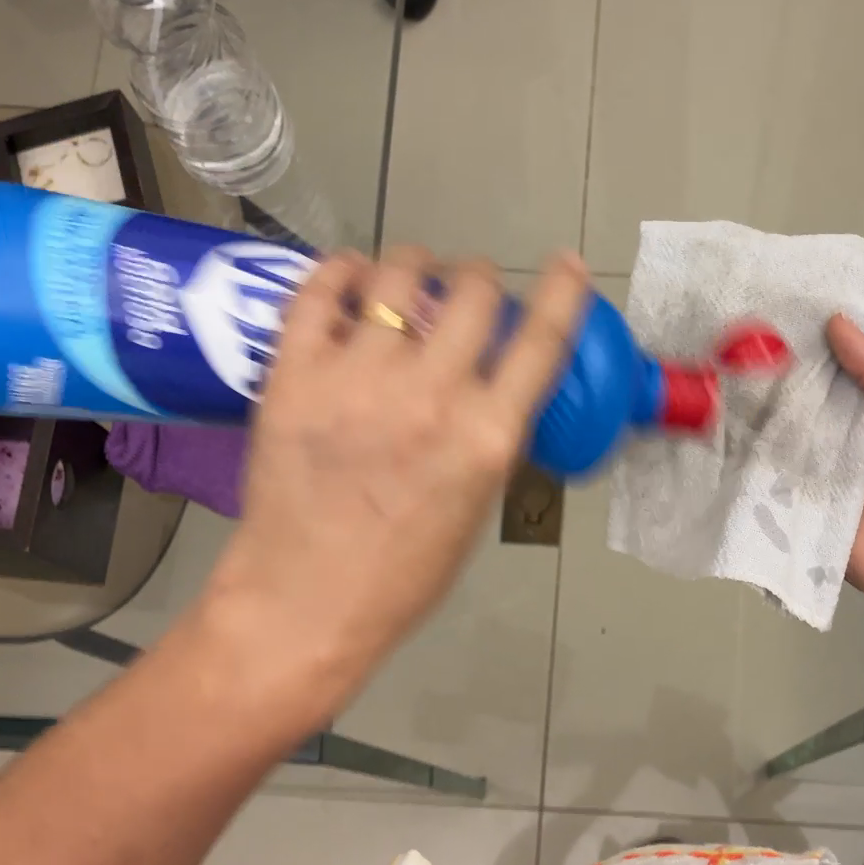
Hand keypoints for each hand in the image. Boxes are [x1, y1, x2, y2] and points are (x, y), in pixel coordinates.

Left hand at [201, 246, 591, 698]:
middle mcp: (430, 395)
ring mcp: (357, 379)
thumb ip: (490, 436)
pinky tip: (354, 275)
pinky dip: (342, 270)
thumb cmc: (405, 573)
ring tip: (411, 275)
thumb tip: (491, 385)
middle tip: (468, 288)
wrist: (304, 603)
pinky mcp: (295, 375)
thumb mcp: (478, 506)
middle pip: (472, 290)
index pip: (542, 340)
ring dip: (416, 263)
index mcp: (486, 436)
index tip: (568, 262)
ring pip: (398, 274)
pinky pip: (320, 292)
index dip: (563, 291)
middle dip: (480, 277)